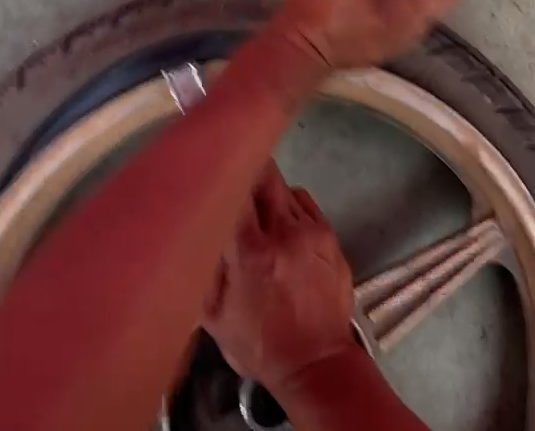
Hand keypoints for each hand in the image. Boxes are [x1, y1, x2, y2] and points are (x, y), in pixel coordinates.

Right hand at [202, 166, 356, 389]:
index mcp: (250, 252)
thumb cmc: (260, 345)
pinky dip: (291, 205)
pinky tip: (283, 222)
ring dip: (270, 193)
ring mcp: (311, 231)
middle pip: (266, 178)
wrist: (317, 363)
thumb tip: (203, 232)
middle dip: (250, 172)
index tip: (215, 172)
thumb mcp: (216, 317)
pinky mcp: (331, 236)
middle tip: (237, 174)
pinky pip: (306, 204)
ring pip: (286, 189)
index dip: (226, 178)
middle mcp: (283, 232)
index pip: (236, 193)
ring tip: (258, 206)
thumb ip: (207, 270)